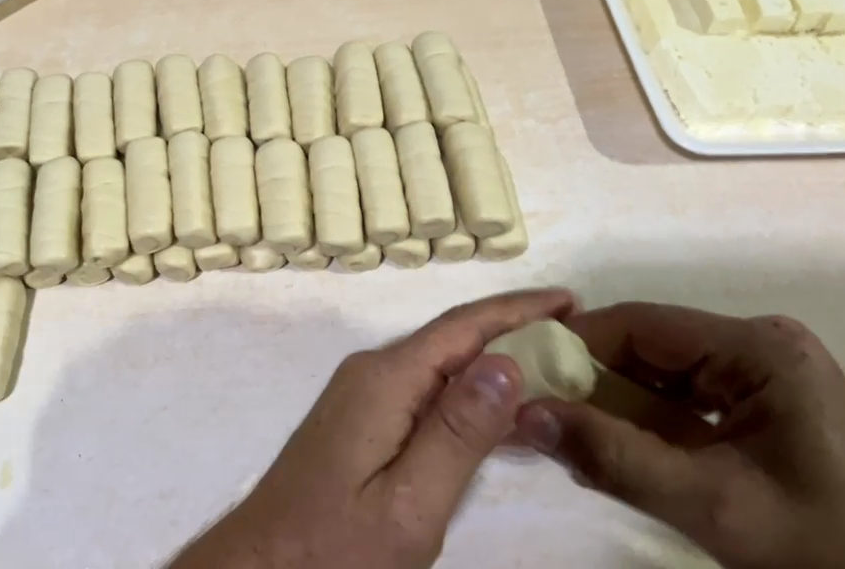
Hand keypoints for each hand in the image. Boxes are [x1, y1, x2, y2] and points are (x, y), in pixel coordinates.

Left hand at [169, 288, 576, 568]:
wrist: (266, 564)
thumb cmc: (338, 543)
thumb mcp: (409, 502)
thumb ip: (458, 432)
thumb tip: (506, 361)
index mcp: (384, 379)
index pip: (461, 327)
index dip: (517, 309)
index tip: (572, 301)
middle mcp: (372, 371)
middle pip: (452, 337)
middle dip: (512, 328)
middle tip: (578, 335)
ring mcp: (363, 394)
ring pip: (440, 362)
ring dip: (493, 357)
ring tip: (553, 362)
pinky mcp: (361, 419)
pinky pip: (425, 388)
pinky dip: (468, 388)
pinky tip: (498, 405)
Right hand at [516, 303, 844, 568]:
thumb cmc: (830, 554)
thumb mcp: (715, 509)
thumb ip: (614, 458)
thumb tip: (523, 414)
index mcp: (761, 348)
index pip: (639, 324)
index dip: (574, 346)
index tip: (521, 377)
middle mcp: (763, 345)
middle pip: (648, 347)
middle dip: (592, 382)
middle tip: (537, 414)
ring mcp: (769, 375)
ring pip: (663, 376)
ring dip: (616, 406)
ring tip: (565, 435)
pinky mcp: (770, 407)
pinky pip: (689, 402)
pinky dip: (649, 425)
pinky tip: (615, 452)